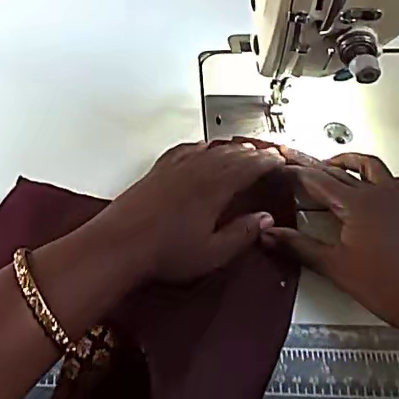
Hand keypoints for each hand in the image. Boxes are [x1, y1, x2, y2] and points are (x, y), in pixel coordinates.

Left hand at [83, 140, 284, 284]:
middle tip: (266, 153)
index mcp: (213, 187)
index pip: (248, 166)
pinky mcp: (158, 169)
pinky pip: (185, 149)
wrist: (121, 243)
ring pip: (209, 148)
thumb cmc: (162, 251)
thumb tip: (263, 219)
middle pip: (231, 153)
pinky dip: (199, 146)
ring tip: (241, 148)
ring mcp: (175, 167)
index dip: (266, 162)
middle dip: (252, 152)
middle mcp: (195, 170)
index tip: (277, 160)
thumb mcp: (213, 252)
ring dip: (229, 147)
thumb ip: (242, 233)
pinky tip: (201, 146)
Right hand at [262, 150, 398, 328]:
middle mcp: (379, 195)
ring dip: (350, 162)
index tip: (282, 166)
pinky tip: (379, 187)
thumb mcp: (337, 267)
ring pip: (371, 168)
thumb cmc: (396, 288)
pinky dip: (381, 178)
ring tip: (337, 162)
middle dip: (315, 163)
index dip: (296, 171)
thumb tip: (273, 236)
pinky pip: (395, 184)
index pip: (317, 179)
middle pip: (340, 169)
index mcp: (357, 203)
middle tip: (297, 157)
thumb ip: (300, 248)